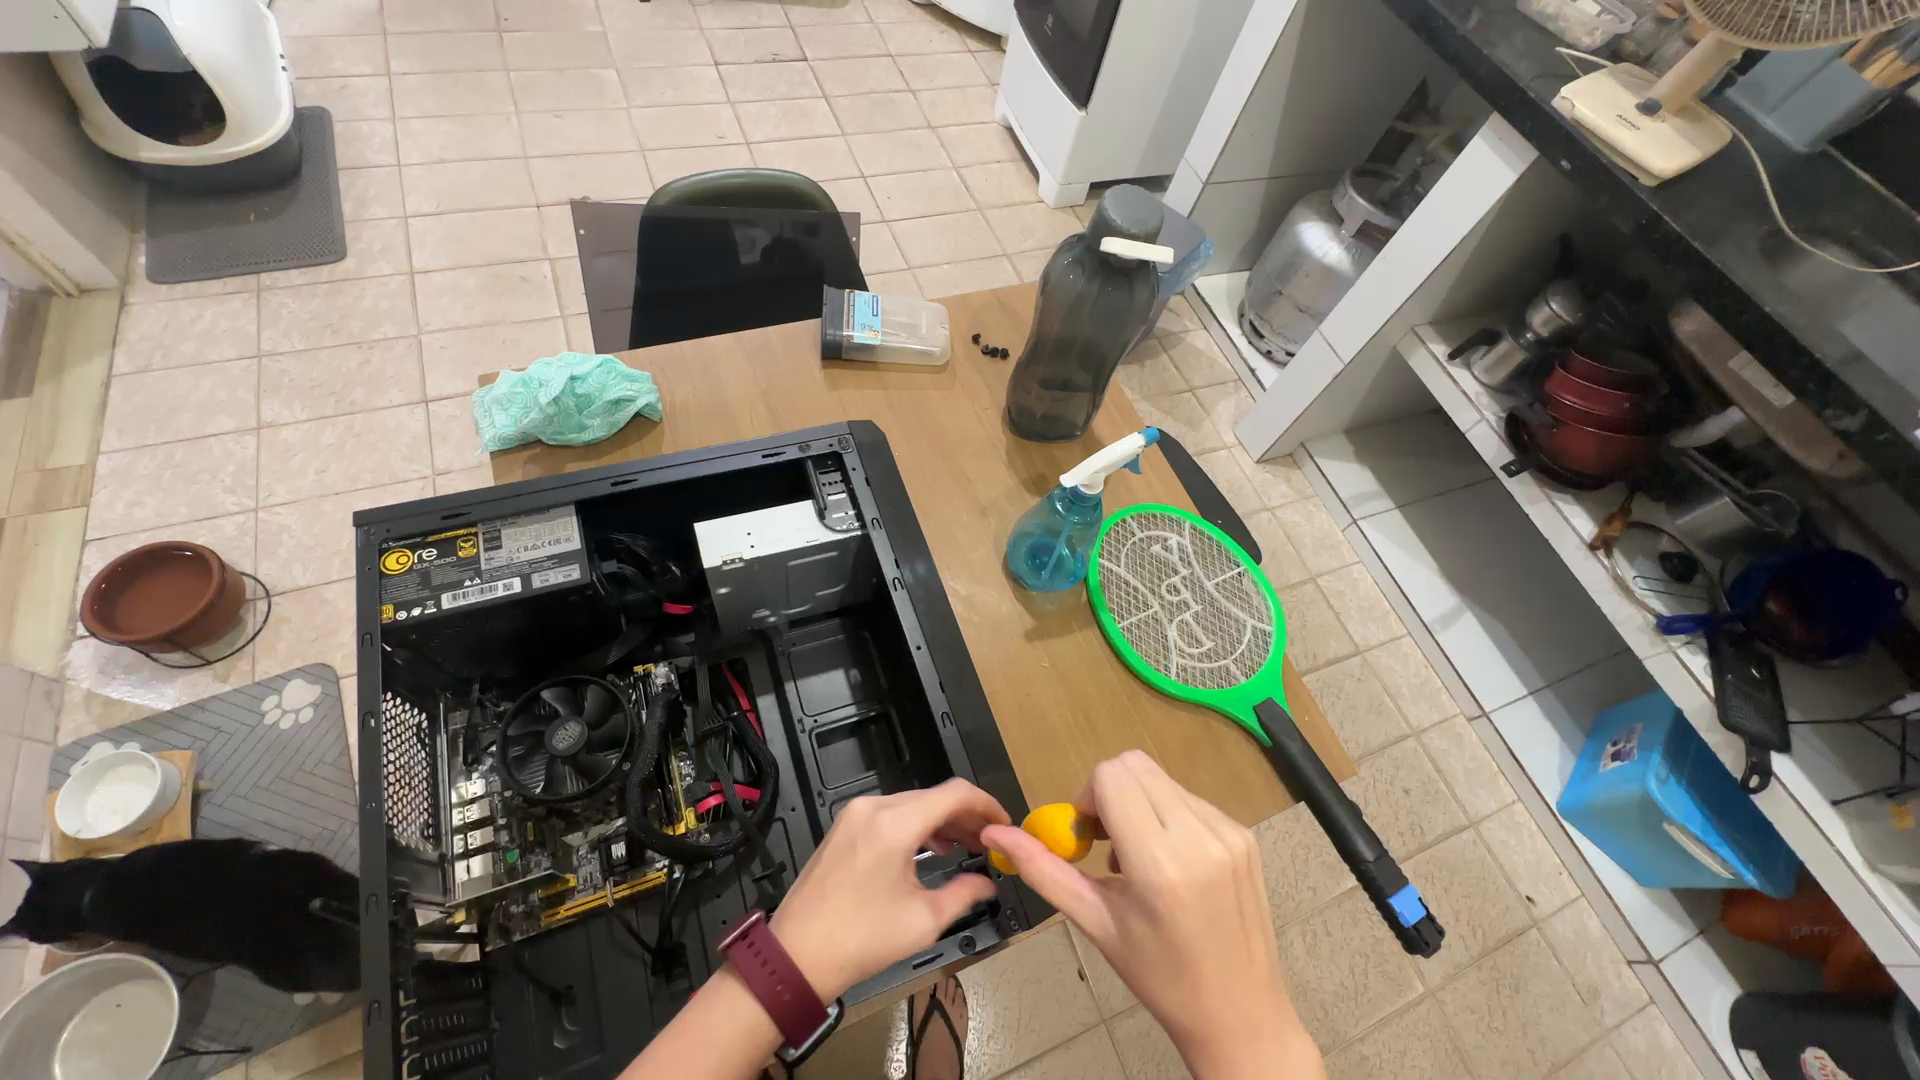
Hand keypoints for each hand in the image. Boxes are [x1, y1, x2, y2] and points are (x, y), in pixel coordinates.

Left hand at [770, 778, 1010, 1000]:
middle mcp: (874, 807)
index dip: (986, 805)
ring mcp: (855, 814)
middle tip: (991, 841)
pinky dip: (918, 825)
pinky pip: (891, 813)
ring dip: (943, 820)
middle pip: (934, 795)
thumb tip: (988, 883)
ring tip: (968, 846)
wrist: (796, 956)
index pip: (955, 794)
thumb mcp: (923, 920)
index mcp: (895, 824)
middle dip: (967, 815)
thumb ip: (964, 893)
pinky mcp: (845, 826)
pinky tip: (934, 848)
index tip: (1005, 825)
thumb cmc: (861, 940)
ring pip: (913, 803)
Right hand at [982, 752, 1319, 1078]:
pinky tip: (1170, 864)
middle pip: (1134, 766)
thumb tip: (996, 835)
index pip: (1111, 776)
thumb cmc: (1160, 976)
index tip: (1086, 837)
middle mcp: (1199, 836)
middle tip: (1106, 843)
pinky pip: (1190, 799)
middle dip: (1109, 794)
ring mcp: (1228, 832)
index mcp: (1160, 863)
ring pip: (1162, 779)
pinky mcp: (1245, 835)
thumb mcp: (1096, 924)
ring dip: (1139, 804)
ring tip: (1139, 859)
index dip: (1087, 797)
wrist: (1240, 1014)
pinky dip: (1168, 817)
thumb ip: (1043, 870)